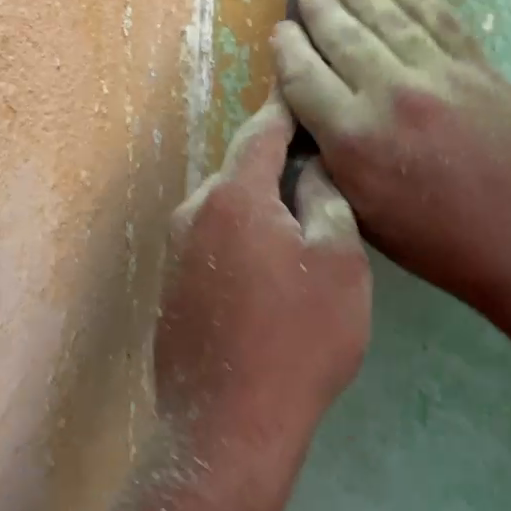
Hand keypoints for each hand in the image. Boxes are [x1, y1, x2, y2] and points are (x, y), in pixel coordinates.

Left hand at [159, 94, 369, 449]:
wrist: (227, 424)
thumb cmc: (296, 340)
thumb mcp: (337, 263)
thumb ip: (326, 200)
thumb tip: (312, 167)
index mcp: (232, 194)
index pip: (262, 129)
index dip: (289, 106)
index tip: (307, 85)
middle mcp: (193, 210)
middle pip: (243, 167)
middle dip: (280, 160)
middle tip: (324, 164)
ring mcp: (176, 248)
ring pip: (228, 204)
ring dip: (262, 201)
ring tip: (303, 216)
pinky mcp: (173, 283)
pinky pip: (214, 238)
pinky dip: (243, 233)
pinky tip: (270, 262)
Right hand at [270, 0, 510, 314]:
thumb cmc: (440, 244)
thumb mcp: (364, 218)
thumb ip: (331, 165)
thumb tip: (312, 123)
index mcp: (354, 138)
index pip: (303, 78)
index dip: (287, 50)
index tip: (279, 31)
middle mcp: (390, 95)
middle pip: (343, 38)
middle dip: (320, 11)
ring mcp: (438, 76)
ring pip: (389, 20)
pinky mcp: (479, 69)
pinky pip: (441, 20)